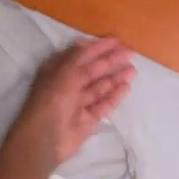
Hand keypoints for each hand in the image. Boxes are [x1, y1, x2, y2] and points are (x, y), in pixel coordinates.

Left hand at [12, 38, 136, 165]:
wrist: (46, 138)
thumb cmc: (52, 99)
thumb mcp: (64, 71)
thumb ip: (78, 57)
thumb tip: (89, 42)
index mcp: (58, 71)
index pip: (81, 54)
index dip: (98, 46)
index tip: (117, 41)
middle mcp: (67, 85)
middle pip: (93, 69)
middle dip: (111, 60)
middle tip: (131, 53)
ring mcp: (78, 103)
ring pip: (100, 87)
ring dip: (115, 77)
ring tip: (133, 70)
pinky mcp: (87, 120)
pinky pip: (103, 105)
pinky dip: (114, 96)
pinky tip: (126, 87)